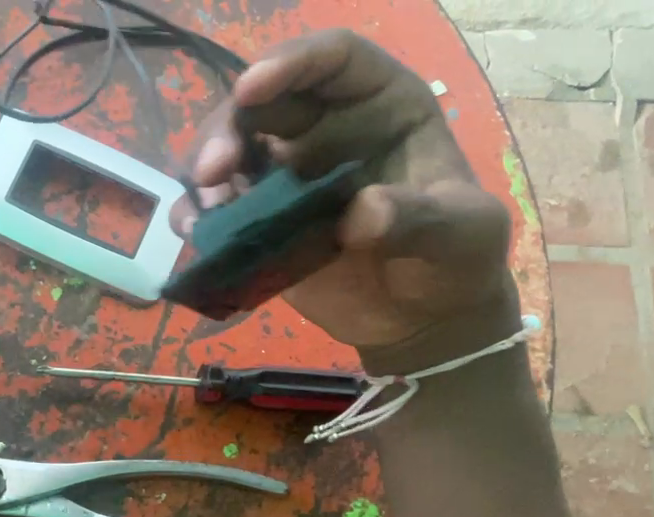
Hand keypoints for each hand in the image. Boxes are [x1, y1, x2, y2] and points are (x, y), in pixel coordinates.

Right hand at [175, 30, 519, 373]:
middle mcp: (324, 135)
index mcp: (380, 108)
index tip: (250, 88)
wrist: (420, 318)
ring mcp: (285, 182)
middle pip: (261, 106)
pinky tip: (194, 237)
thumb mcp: (460, 234)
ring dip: (201, 177)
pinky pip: (216, 211)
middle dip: (225, 130)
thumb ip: (419, 219)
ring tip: (201, 217)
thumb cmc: (453, 261)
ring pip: (227, 155)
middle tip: (211, 173)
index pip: (333, 62)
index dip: (291, 63)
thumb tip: (361, 213)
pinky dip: (195, 218)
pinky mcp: (259, 228)